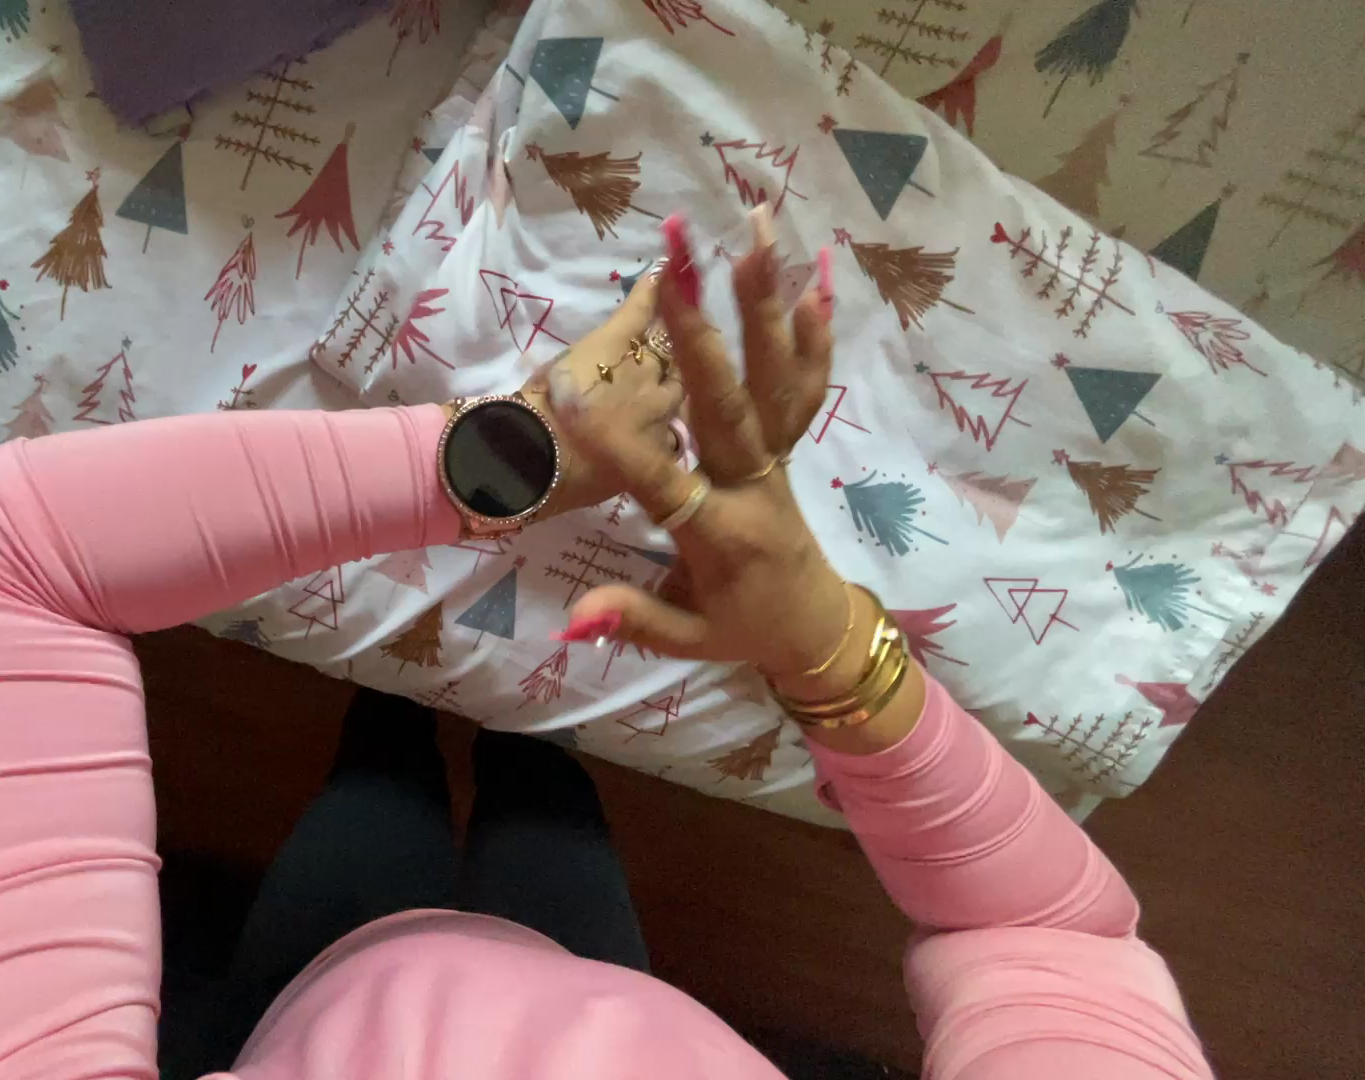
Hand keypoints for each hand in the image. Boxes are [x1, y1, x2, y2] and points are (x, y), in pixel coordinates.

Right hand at [551, 209, 852, 683]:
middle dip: (698, 331)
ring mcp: (779, 461)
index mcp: (721, 535)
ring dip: (761, 304)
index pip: (660, 482)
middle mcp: (755, 485)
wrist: (819, 628)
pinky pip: (806, 387)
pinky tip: (816, 274)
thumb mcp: (687, 640)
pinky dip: (812, 331)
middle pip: (726, 404)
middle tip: (680, 264)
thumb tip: (571, 615)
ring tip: (753, 235)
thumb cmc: (743, 631)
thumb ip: (632, 619)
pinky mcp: (789, 449)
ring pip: (773, 380)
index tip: (567, 395)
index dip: (613, 443)